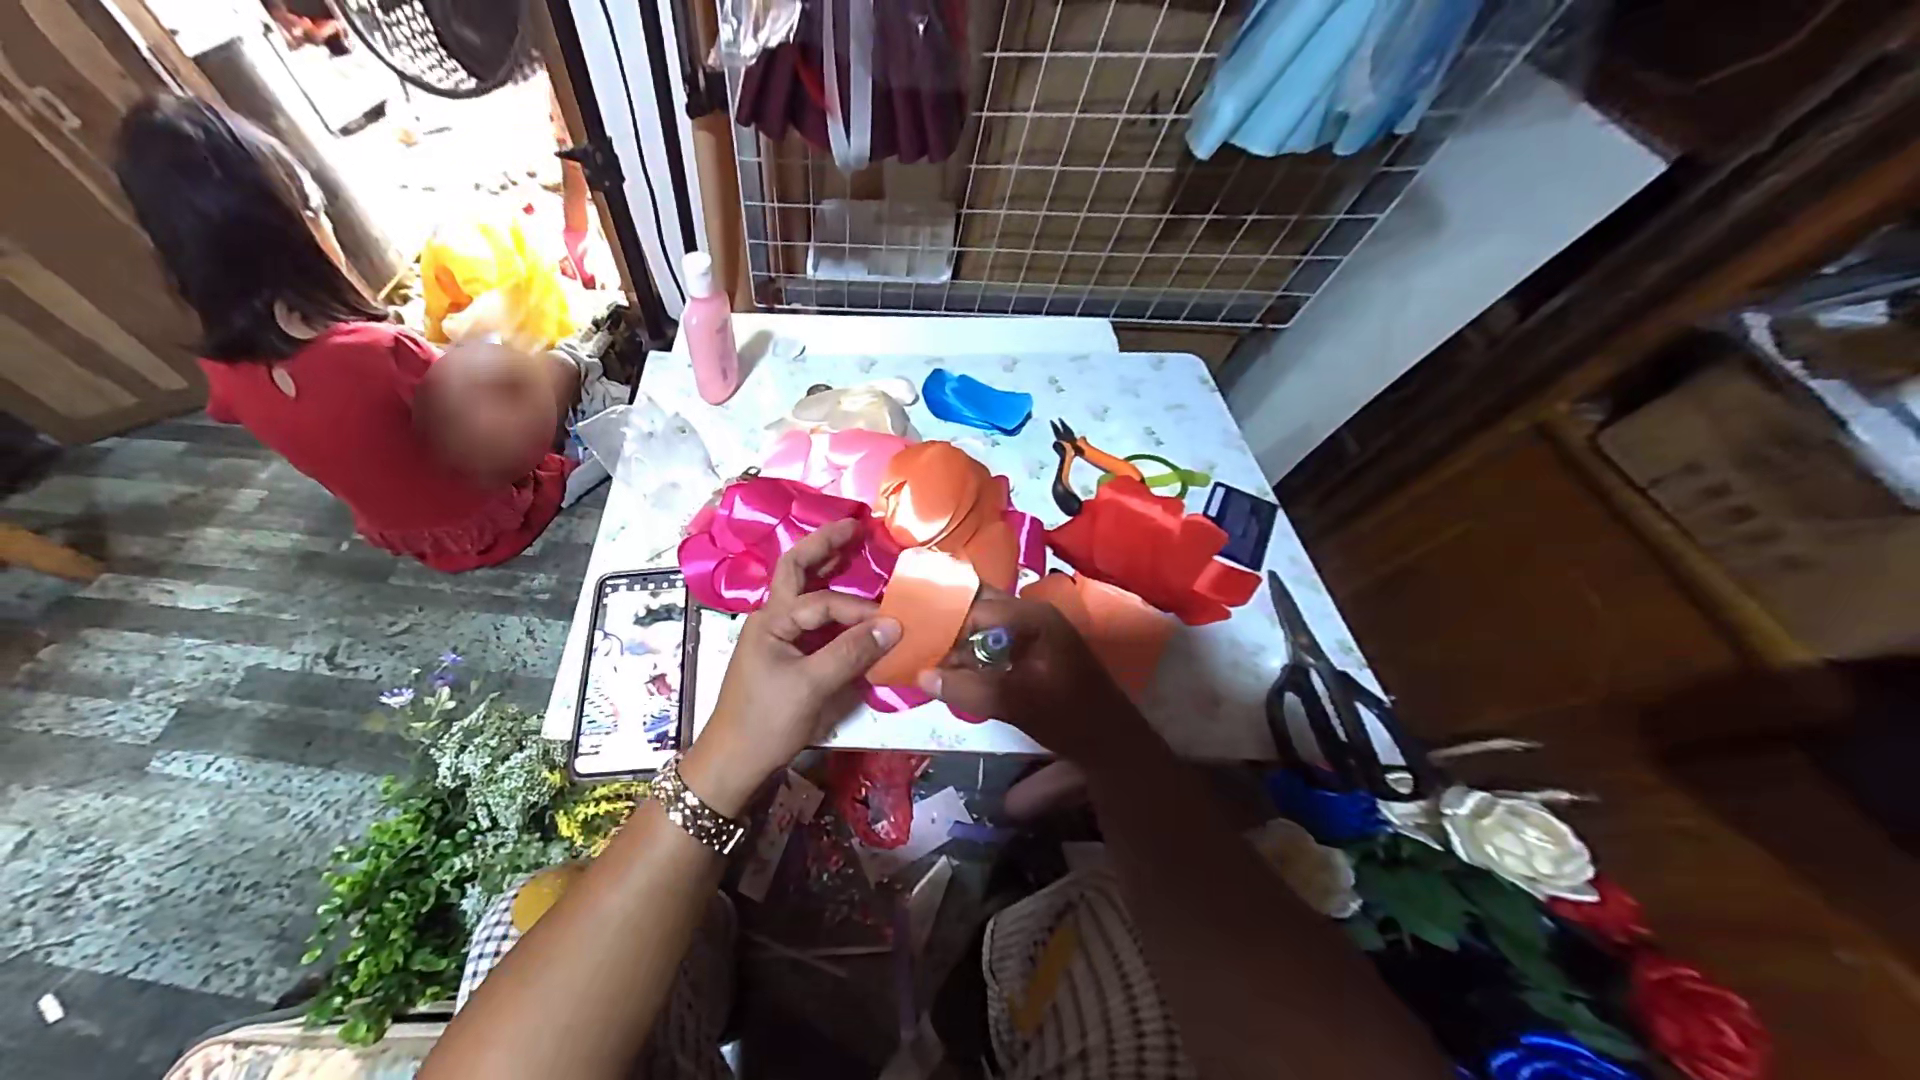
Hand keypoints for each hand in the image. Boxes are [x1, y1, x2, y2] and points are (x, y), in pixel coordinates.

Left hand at [679, 518, 901, 815]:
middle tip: (856, 524)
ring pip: (803, 588)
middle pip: (797, 569)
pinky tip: (851, 600)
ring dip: (826, 566)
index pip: (823, 601)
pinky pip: (813, 616)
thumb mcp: (810, 686)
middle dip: (825, 544)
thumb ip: (852, 652)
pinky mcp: (789, 653)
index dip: (859, 610)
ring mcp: (779, 634)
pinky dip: (833, 601)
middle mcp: (773, 618)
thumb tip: (894, 625)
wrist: (735, 762)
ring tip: (853, 547)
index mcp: (771, 620)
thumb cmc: (766, 721)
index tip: (891, 626)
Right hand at [916, 589, 1152, 768]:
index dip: (942, 620)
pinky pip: (991, 641)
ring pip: (982, 624)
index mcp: (1033, 617)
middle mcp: (1031, 615)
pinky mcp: (1029, 650)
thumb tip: (921, 676)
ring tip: (921, 650)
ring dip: (955, 636)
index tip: (910, 635)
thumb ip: (968, 689)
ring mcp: (1032, 632)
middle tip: (910, 635)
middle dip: (945, 620)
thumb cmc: (1070, 717)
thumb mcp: (1016, 704)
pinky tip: (948, 666)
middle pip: (978, 606)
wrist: (1111, 743)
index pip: (975, 606)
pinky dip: (969, 650)